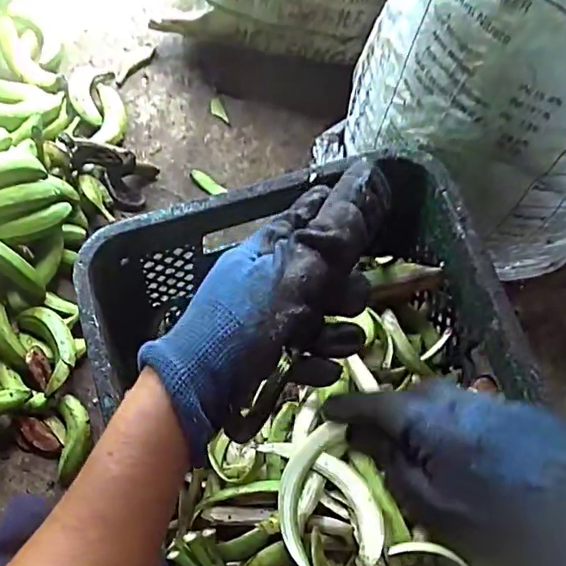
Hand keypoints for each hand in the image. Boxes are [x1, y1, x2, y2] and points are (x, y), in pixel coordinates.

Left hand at [137, 161, 388, 458]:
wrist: (198, 391)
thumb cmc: (239, 327)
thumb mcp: (290, 273)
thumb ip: (332, 233)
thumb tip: (366, 174)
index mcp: (269, 248)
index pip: (316, 216)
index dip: (346, 223)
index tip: (368, 237)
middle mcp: (272, 280)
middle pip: (333, 274)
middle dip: (345, 294)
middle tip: (334, 306)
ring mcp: (272, 321)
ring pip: (328, 319)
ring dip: (335, 335)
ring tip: (321, 346)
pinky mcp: (273, 359)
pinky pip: (312, 355)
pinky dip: (316, 364)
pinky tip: (313, 370)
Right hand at [322, 381, 565, 565]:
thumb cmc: (496, 525)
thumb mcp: (429, 504)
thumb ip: (393, 465)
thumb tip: (366, 438)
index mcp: (430, 420)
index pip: (375, 404)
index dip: (346, 407)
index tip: (326, 411)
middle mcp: (462, 399)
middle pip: (413, 392)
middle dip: (391, 408)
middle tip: (377, 432)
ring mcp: (499, 402)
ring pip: (449, 398)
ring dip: (428, 415)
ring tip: (424, 443)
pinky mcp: (529, 413)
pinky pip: (480, 409)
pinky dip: (461, 423)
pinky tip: (471, 451)